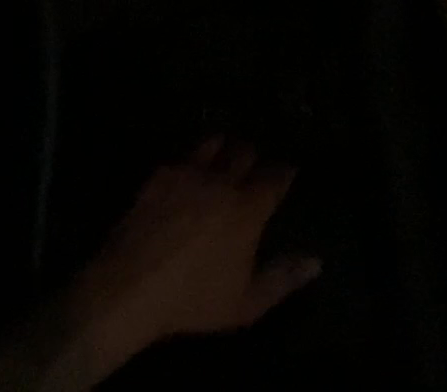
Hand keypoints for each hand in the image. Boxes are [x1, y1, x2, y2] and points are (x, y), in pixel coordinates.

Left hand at [62, 139, 320, 379]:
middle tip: (254, 164)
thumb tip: (315, 261)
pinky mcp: (158, 175)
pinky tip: (187, 173)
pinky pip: (181, 158)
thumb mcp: (247, 302)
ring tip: (222, 156)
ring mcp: (186, 173)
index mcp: (247, 208)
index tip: (287, 171)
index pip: (274, 177)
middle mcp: (219, 181)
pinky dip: (190, 162)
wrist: (131, 283)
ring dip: (221, 148)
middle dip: (253, 155)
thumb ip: (283, 277)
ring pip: (211, 144)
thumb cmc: (194, 298)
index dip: (284, 172)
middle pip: (243, 151)